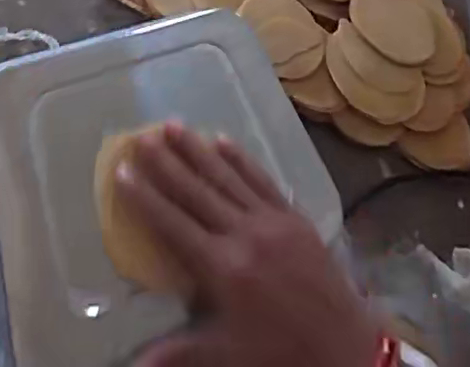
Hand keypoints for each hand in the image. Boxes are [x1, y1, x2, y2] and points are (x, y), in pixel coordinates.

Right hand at [118, 124, 379, 366]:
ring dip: (197, 150)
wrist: (345, 346)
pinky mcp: (291, 213)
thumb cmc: (280, 352)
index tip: (123, 171)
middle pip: (195, 191)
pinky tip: (222, 139)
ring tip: (174, 125)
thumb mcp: (227, 355)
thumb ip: (178, 352)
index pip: (172, 224)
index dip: (144, 197)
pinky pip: (260, 178)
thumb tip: (133, 362)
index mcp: (222, 267)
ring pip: (225, 176)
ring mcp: (269, 218)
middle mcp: (242, 233)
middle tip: (141, 137)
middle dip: (165, 163)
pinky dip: (240, 159)